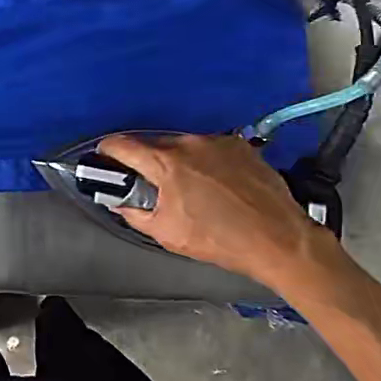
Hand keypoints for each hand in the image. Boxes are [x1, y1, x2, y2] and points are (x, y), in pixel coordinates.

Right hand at [98, 133, 342, 290]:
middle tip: (156, 188)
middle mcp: (191, 143)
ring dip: (183, 164)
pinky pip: (213, 150)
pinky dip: (209, 163)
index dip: (109, 151)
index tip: (104, 157)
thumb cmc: (220, 239)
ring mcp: (219, 141)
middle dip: (151, 164)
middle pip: (158, 146)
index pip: (124, 145)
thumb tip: (121, 202)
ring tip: (196, 192)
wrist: (275, 236)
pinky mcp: (241, 145)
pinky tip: (220, 187)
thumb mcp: (168, 233)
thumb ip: (135, 213)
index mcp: (167, 163)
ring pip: (188, 148)